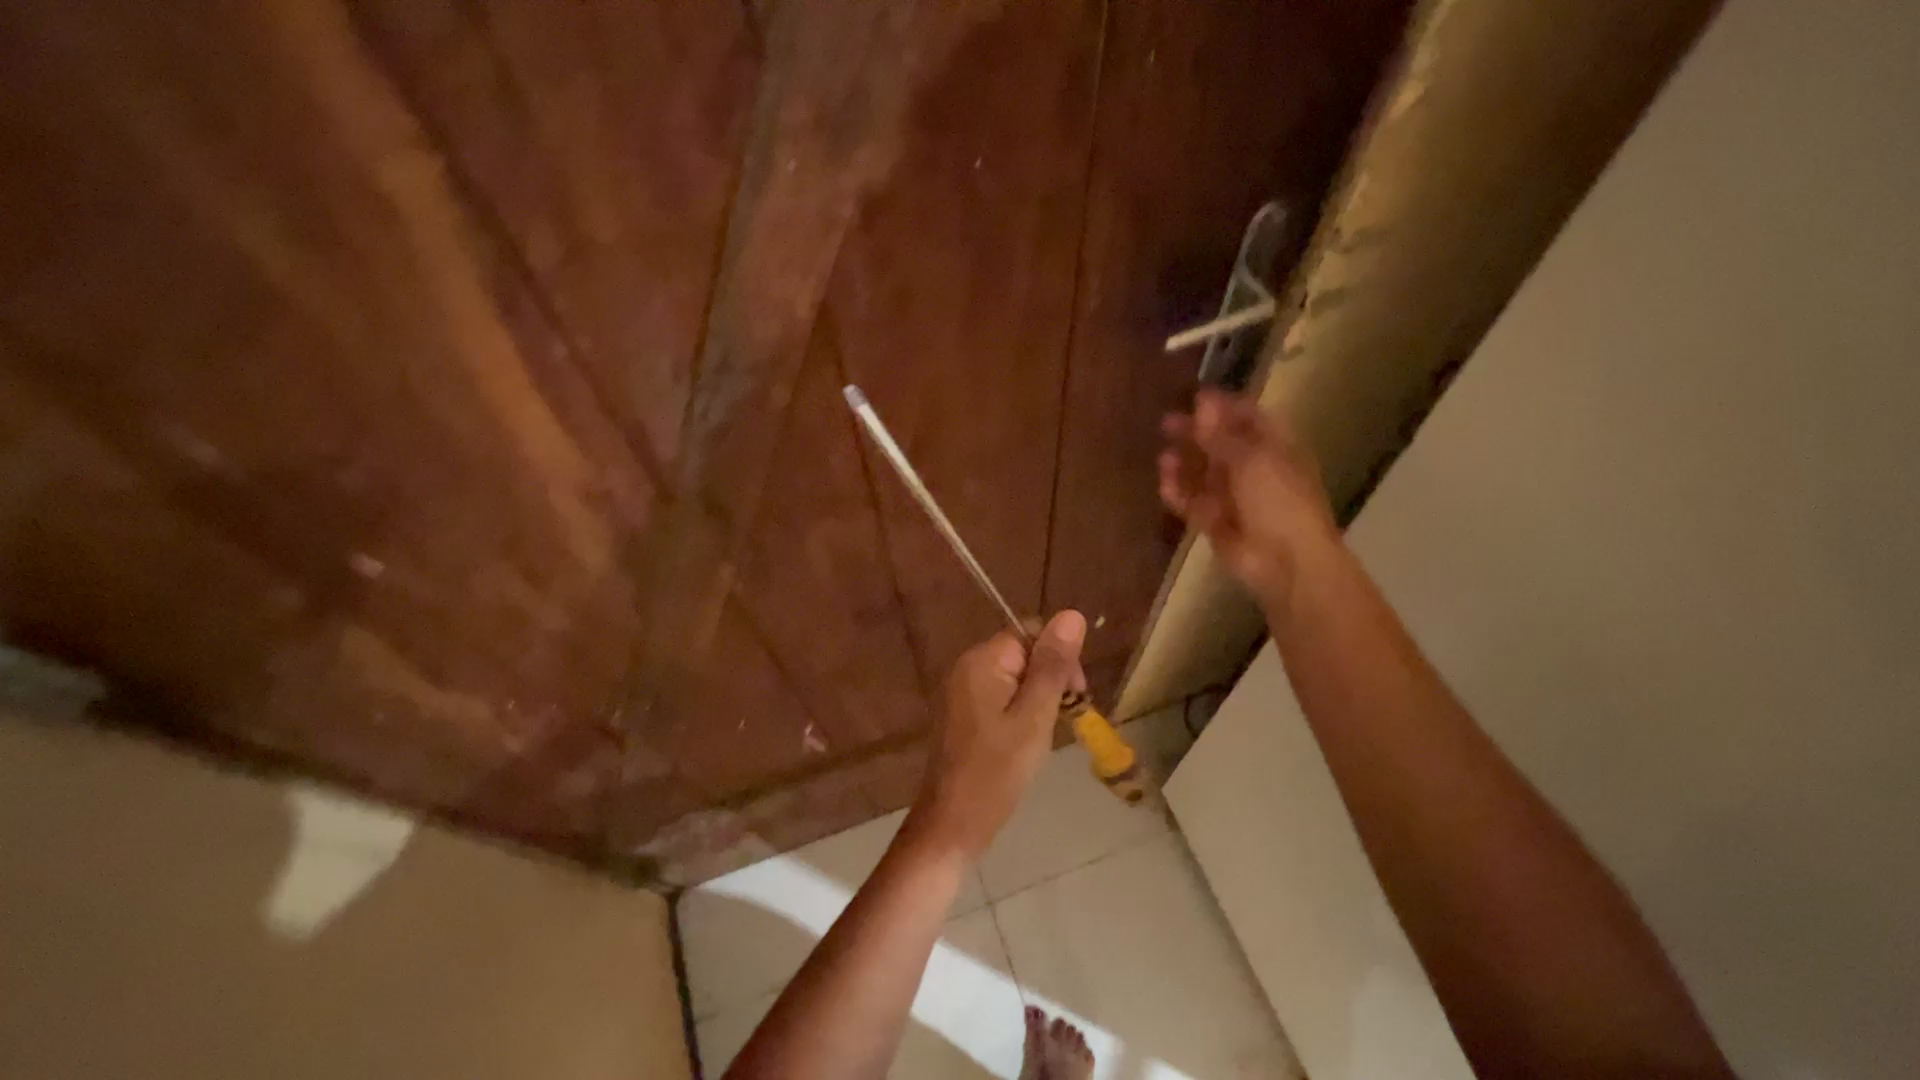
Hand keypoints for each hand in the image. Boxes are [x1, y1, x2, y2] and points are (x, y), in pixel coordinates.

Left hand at [904, 611, 1086, 862]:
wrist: (953, 824)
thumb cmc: (997, 771)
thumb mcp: (1034, 717)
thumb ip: (1052, 666)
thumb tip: (1071, 614)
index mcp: (981, 661)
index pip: (1030, 632)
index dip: (1059, 657)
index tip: (1074, 696)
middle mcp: (966, 668)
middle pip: (1022, 654)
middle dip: (1049, 680)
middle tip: (1062, 720)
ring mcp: (961, 694)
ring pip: (1014, 679)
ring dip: (1037, 700)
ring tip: (1044, 737)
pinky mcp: (962, 717)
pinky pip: (999, 699)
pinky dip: (1019, 714)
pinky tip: (1025, 744)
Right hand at [1158, 388, 1339, 612]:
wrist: (1285, 560)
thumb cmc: (1278, 500)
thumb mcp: (1251, 458)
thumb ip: (1221, 433)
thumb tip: (1202, 401)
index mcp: (1275, 447)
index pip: (1248, 418)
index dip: (1223, 406)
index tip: (1195, 396)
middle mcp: (1254, 469)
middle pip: (1220, 444)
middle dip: (1196, 433)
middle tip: (1167, 422)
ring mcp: (1234, 497)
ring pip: (1203, 474)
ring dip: (1184, 464)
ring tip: (1163, 457)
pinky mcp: (1215, 522)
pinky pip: (1192, 502)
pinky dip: (1178, 493)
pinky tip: (1164, 483)